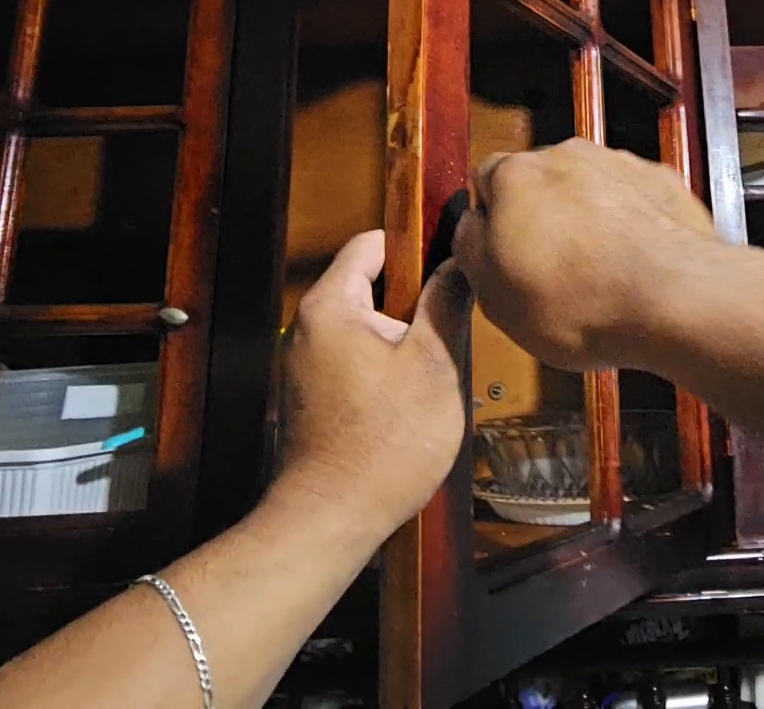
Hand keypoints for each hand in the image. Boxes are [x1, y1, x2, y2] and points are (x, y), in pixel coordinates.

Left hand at [277, 230, 469, 531]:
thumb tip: (458, 262)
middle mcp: (308, 326)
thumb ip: (445, 303)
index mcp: (331, 306)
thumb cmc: (387, 440)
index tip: (451, 262)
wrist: (333, 520)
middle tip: (451, 325)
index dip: (415, 246)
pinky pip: (354, 356)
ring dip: (403, 335)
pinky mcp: (311, 394)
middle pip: (369, 283)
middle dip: (414, 299)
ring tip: (436, 366)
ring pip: (366, 324)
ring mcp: (305, 362)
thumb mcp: (433, 363)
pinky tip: (411, 397)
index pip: (372, 243)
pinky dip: (385, 363)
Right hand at [454, 138, 718, 371]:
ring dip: (587, 221)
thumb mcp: (494, 295)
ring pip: (588, 189)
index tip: (502, 252)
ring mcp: (618, 165)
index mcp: (515, 175)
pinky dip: (629, 224)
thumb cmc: (585, 302)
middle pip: (540, 182)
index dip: (491, 222)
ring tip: (597, 275)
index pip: (484, 181)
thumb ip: (471, 250)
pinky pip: (632, 200)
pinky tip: (631, 265)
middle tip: (549, 270)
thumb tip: (471, 230)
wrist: (673, 300)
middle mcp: (567, 157)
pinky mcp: (660, 182)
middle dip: (542, 218)